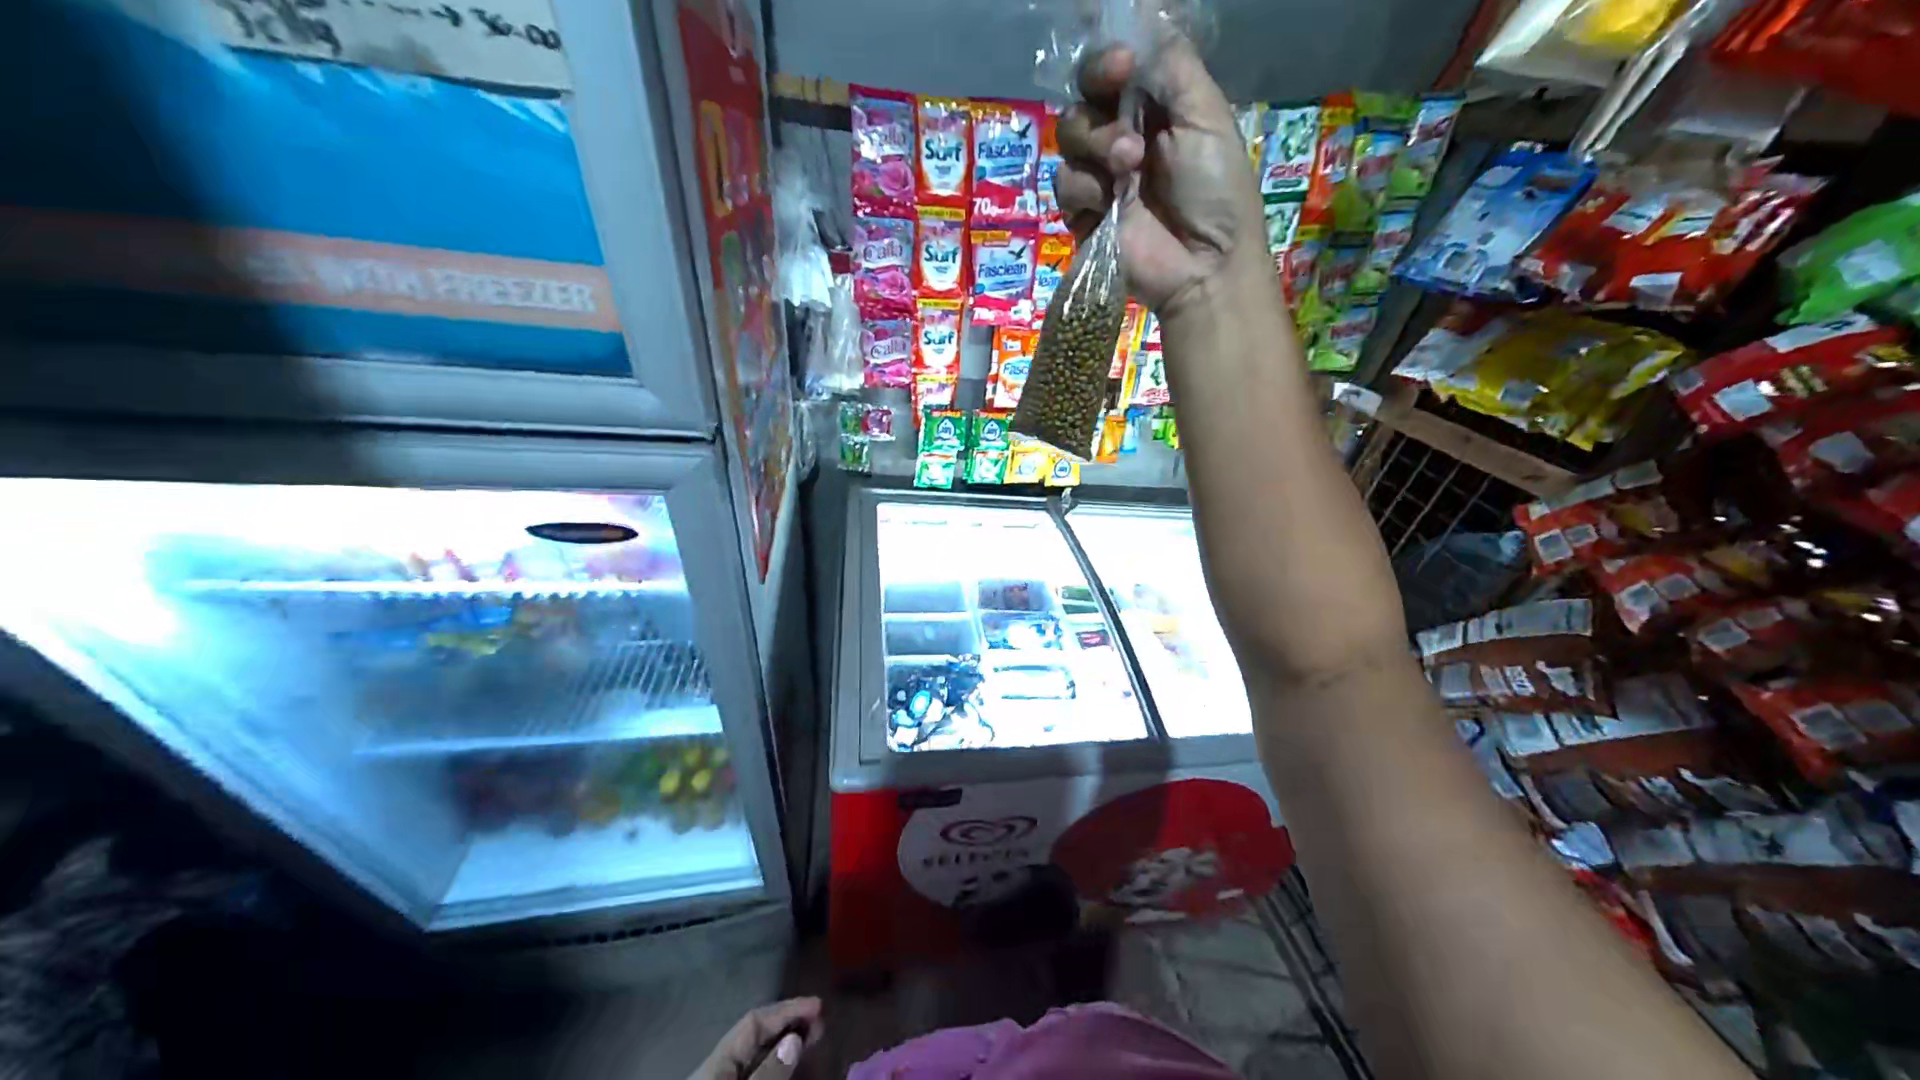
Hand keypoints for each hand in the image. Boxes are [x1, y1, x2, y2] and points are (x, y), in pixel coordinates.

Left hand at [685, 997, 822, 1079]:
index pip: (754, 1021)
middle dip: (789, 1023)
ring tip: (814, 1035)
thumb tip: (796, 1038)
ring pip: (757, 1052)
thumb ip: (768, 1072)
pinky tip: (793, 1061)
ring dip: (786, 1042)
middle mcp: (718, 1065)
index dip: (787, 1009)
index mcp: (716, 1060)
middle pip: (756, 1034)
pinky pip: (755, 1070)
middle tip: (821, 1020)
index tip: (818, 1005)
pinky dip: (776, 1063)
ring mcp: (724, 1076)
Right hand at [1053, 34, 1265, 319]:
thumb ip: (1173, 66)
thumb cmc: (1216, 190)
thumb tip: (1139, 20)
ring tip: (1129, 169)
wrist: (1205, 265)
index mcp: (1154, 108)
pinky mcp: (1083, 214)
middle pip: (1082, 97)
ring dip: (1096, 146)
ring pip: (1067, 137)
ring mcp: (1100, 177)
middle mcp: (1121, 135)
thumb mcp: (1205, 116)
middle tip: (1124, 112)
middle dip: (1099, 99)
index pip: (1113, 67)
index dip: (1107, 57)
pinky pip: (1063, 184)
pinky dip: (1085, 189)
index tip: (1121, 63)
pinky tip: (1111, 204)